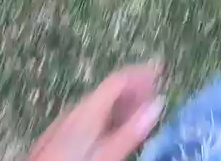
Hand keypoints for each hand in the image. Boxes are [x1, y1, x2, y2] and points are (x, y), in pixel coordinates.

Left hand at [29, 61, 167, 160]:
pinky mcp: (58, 135)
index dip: (142, 70)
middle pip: (109, 89)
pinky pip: (89, 116)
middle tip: (156, 91)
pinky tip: (113, 129)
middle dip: (135, 88)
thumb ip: (132, 130)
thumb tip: (159, 103)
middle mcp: (76, 108)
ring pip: (99, 103)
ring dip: (122, 103)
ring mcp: (65, 121)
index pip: (119, 77)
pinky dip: (108, 116)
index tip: (161, 68)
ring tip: (140, 112)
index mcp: (89, 106)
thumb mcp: (107, 153)